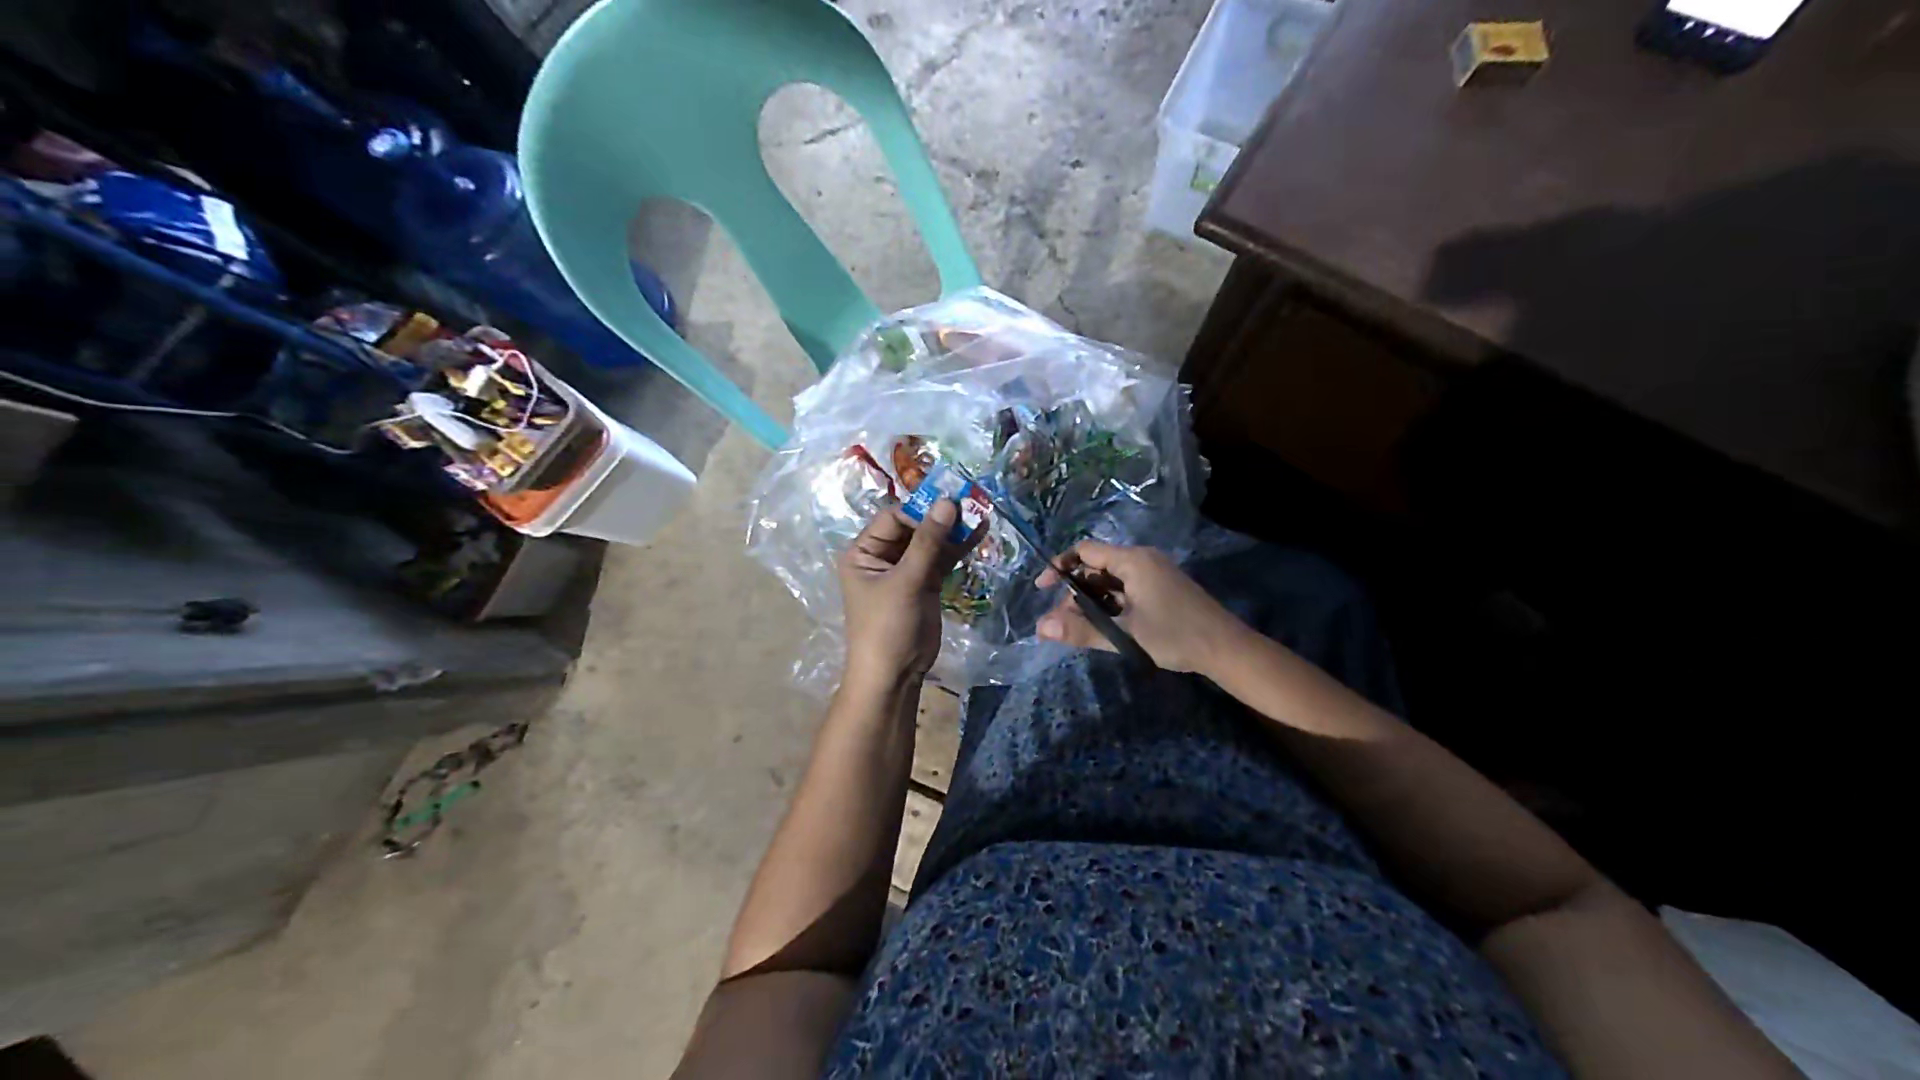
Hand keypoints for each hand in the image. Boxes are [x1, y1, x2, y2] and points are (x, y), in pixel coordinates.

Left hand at [839, 500, 976, 688]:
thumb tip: (947, 503)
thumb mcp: (906, 581)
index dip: (921, 509)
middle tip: (972, 501)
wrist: (894, 675)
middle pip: (914, 527)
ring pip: (932, 542)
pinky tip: (980, 532)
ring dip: (954, 530)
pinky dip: (958, 548)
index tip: (951, 502)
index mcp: (863, 552)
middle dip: (941, 517)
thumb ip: (928, 542)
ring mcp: (905, 570)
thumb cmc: (888, 626)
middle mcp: (882, 556)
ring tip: (982, 512)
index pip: (893, 518)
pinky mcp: (925, 584)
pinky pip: (941, 559)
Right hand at [1035, 541, 1244, 673]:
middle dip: (1076, 591)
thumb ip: (1081, 630)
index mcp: (1133, 561)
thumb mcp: (1124, 635)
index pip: (1085, 551)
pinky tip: (1107, 627)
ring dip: (1093, 601)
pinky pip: (1127, 588)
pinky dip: (1111, 604)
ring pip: (1111, 580)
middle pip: (1097, 566)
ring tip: (1082, 628)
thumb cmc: (1175, 636)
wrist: (1226, 648)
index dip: (1060, 566)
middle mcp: (1143, 560)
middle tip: (1063, 621)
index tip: (1043, 589)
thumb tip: (1041, 627)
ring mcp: (1154, 573)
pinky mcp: (1162, 588)